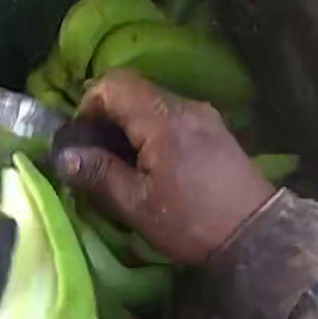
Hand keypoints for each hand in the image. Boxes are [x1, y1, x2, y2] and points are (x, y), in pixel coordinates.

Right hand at [52, 70, 276, 264]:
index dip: (89, 105)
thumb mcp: (136, 203)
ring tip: (121, 165)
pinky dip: (150, 132)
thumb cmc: (189, 221)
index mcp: (163, 119)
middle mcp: (185, 106)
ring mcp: (203, 116)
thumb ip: (99, 174)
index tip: (82, 139)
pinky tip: (150, 165)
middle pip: (134, 91)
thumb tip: (64, 156)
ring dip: (129, 126)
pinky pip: (171, 117)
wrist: (253, 234)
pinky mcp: (213, 130)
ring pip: (152, 104)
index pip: (114, 85)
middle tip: (96, 156)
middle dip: (107, 117)